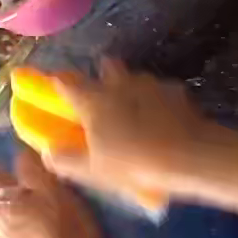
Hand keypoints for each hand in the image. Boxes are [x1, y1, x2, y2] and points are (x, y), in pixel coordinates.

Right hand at [46, 59, 217, 200]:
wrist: (188, 155)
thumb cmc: (133, 163)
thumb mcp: (93, 170)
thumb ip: (66, 159)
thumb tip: (48, 151)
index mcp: (94, 101)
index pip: (66, 83)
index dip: (58, 83)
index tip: (56, 85)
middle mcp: (120, 84)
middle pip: (106, 66)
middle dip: (102, 74)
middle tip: (104, 95)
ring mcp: (151, 84)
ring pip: (136, 77)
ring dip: (133, 88)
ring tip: (138, 111)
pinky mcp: (176, 91)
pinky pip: (163, 91)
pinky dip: (160, 101)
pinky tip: (165, 118)